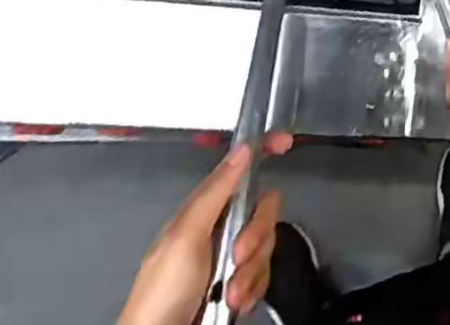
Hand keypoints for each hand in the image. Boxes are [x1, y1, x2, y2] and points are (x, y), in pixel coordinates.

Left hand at [117, 133, 293, 324]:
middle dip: (257, 235)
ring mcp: (229, 258)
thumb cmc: (164, 291)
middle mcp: (220, 227)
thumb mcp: (186, 237)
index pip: (238, 168)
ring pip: (265, 244)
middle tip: (237, 258)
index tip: (285, 143)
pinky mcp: (238, 285)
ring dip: (252, 272)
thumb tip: (242, 148)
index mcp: (205, 208)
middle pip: (262, 209)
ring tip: (229, 295)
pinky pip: (263, 275)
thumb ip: (216, 192)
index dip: (262, 151)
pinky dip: (253, 291)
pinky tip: (234, 305)